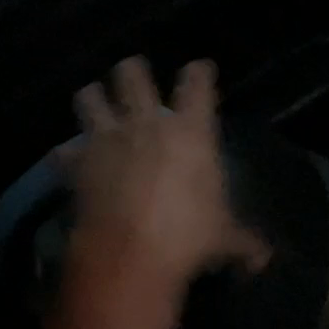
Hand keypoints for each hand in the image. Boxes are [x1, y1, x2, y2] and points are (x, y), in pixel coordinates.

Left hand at [53, 57, 266, 289]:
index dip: (200, 73)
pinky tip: (72, 161)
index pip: (197, 85)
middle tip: (135, 77)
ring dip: (94, 99)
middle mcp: (146, 123)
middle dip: (133, 72)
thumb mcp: (226, 240)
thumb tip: (263, 260)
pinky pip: (66, 151)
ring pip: (90, 97)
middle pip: (132, 74)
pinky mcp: (76, 163)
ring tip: (98, 104)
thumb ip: (246, 243)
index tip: (201, 69)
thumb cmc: (189, 237)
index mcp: (191, 132)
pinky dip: (69, 155)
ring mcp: (106, 139)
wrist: (131, 253)